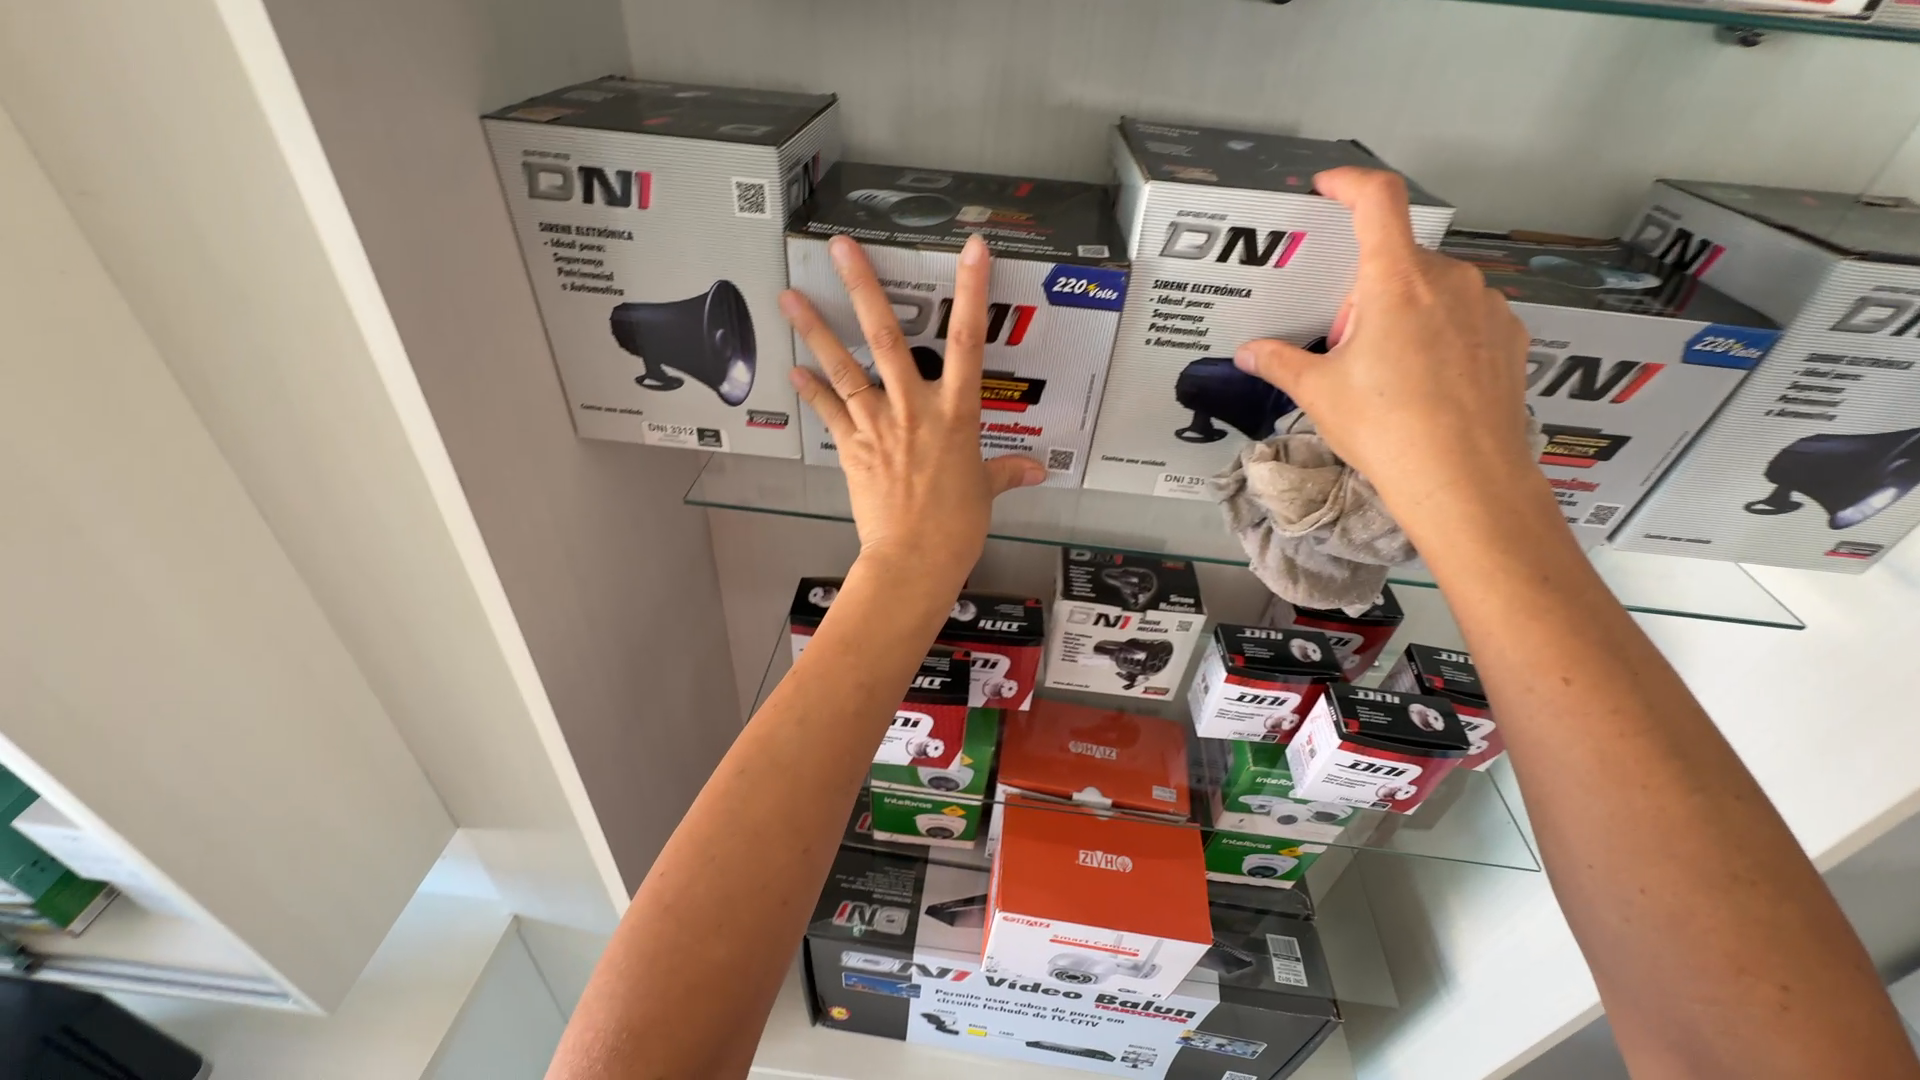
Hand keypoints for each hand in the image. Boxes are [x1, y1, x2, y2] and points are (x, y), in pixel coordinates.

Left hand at [781, 234, 1044, 582]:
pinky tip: (794, 369)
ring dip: (815, 330)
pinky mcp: (853, 447)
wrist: (915, 559)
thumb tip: (1037, 470)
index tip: (971, 251)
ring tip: (790, 297)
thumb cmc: (955, 527)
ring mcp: (879, 424)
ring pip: (845, 367)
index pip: (968, 341)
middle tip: (842, 248)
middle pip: (887, 336)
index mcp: (956, 413)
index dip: (972, 292)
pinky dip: (813, 391)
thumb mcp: (987, 491)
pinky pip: (830, 412)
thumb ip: (1008, 471)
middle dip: (864, 288)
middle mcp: (915, 408)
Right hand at [1231, 168, 1543, 536]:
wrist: (1464, 479)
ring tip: (1387, 375)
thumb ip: (1280, 362)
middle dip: (1364, 294)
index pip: (1377, 200)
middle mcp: (1449, 280)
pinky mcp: (1510, 336)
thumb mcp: (1318, 393)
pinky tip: (1425, 384)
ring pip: (1432, 291)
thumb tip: (1250, 352)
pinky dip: (1437, 334)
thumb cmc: (1387, 428)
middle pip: (1396, 262)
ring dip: (1401, 314)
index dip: (1349, 183)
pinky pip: (1464, 317)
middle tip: (1346, 348)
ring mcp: (1487, 306)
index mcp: (1397, 281)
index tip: (1328, 186)